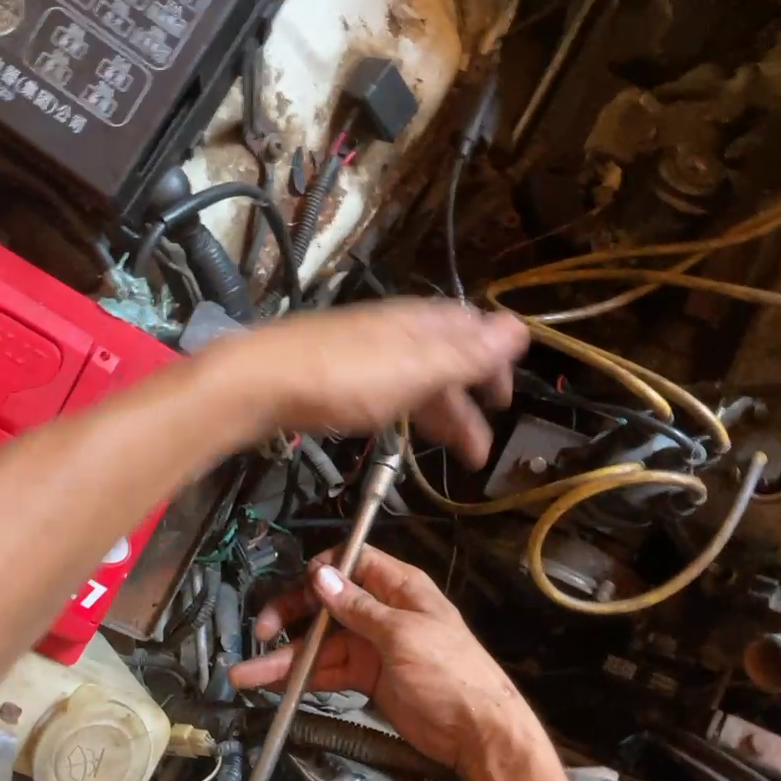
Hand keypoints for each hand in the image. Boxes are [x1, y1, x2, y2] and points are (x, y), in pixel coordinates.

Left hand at [201, 300, 525, 467]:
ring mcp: (363, 353)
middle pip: (443, 364)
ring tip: (452, 454)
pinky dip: (406, 411)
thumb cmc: (343, 378)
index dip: (494, 365)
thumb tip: (519, 329)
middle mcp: (395, 333)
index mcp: (420, 325)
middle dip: (467, 404)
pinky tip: (401, 427)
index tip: (505, 400)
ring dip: (438, 415)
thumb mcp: (414, 368)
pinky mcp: (336, 375)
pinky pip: (386, 391)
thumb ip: (465, 354)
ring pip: (414, 381)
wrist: (262, 382)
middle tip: (479, 447)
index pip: (472, 334)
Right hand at [226, 546, 529, 776]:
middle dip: (291, 616)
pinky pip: (327, 672)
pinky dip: (301, 679)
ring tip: (244, 673)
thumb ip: (358, 607)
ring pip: (319, 644)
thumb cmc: (449, 672)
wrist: (477, 733)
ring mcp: (370, 646)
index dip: (322, 571)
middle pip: (326, 604)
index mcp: (398, 588)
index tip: (298, 587)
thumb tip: (320, 575)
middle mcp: (379, 611)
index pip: (352, 562)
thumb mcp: (404, 634)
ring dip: (284, 658)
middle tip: (261, 631)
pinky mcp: (364, 677)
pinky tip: (271, 685)